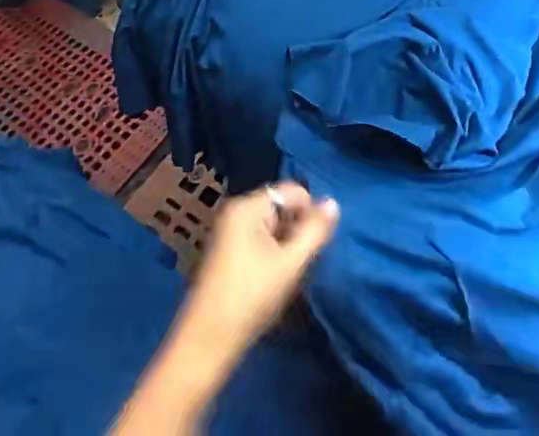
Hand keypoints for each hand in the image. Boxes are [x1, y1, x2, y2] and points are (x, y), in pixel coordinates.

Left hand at [111, 184, 339, 435]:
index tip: (309, 247)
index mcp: (247, 207)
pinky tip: (269, 281)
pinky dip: (272, 254)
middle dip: (296, 231)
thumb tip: (333, 202)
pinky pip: (260, 239)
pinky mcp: (226, 252)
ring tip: (282, 275)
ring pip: (274, 226)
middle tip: (295, 264)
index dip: (309, 215)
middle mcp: (235, 212)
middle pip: (283, 207)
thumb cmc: (250, 299)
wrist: (205, 345)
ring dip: (286, 246)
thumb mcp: (290, 264)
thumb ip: (315, 230)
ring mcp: (228, 232)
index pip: (294, 192)